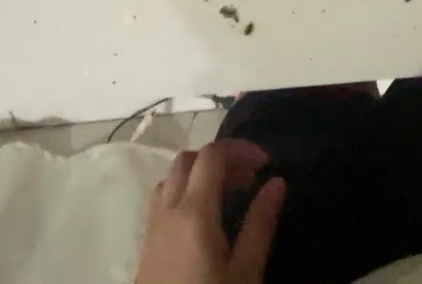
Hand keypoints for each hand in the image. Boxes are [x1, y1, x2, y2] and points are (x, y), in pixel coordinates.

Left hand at [136, 140, 285, 283]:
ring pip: (169, 180)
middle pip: (186, 160)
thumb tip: (276, 183)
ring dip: (198, 176)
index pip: (212, 156)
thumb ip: (260, 223)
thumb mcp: (245, 273)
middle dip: (219, 159)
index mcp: (193, 213)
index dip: (240, 149)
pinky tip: (205, 222)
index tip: (265, 165)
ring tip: (227, 197)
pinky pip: (161, 204)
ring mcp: (151, 232)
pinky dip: (184, 195)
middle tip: (248, 179)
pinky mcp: (145, 251)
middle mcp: (167, 214)